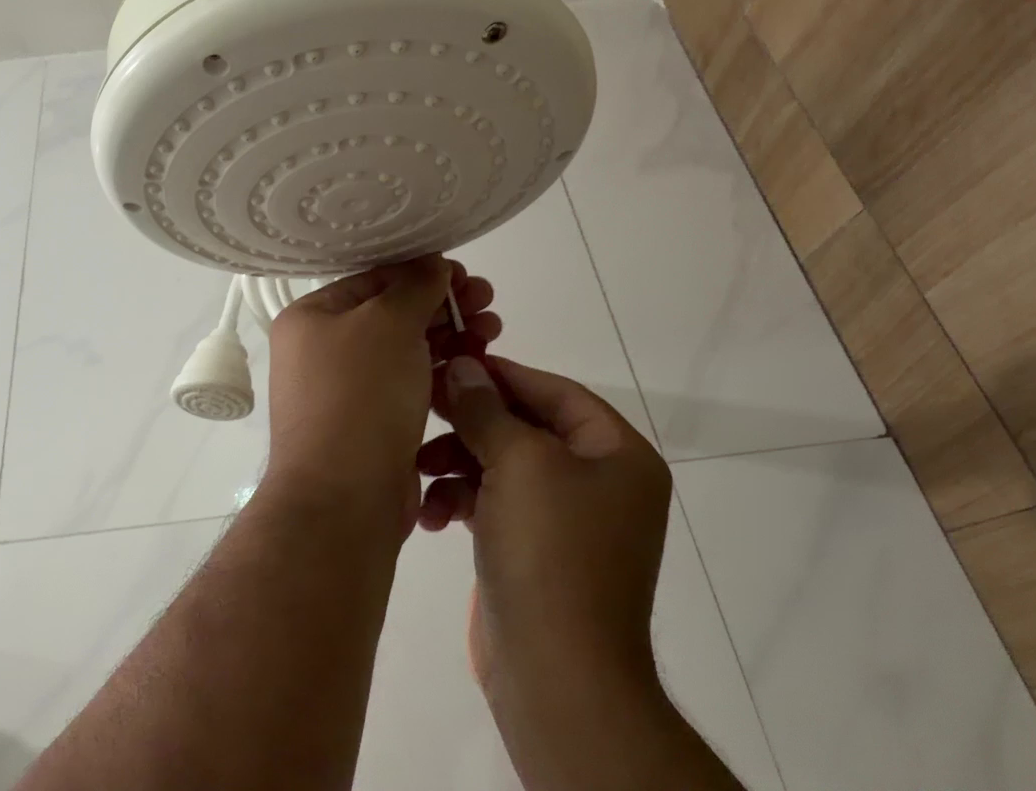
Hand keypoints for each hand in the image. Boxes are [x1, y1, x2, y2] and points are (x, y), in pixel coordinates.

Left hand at [265, 255, 498, 518]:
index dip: (421, 273)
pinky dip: (441, 375)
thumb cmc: (360, 397)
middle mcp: (322, 352)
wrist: (344, 500)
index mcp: (311, 318)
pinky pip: (410, 387)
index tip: (466, 277)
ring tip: (492, 332)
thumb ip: (414, 286)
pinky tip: (475, 368)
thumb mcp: (388, 324)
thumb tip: (430, 262)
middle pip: (392, 315)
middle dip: (443, 307)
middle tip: (488, 303)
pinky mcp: (372, 427)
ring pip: (405, 352)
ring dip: (450, 338)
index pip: (373, 280)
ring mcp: (346, 393)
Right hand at [418, 355, 671, 686]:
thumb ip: (488, 410)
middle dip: (472, 422)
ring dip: (458, 464)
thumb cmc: (551, 552)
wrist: (557, 672)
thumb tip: (462, 366)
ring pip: (504, 468)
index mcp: (618, 455)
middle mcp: (599, 483)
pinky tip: (429, 516)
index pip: (557, 393)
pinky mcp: (533, 553)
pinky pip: (495, 507)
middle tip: (421, 409)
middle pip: (527, 429)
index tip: (449, 363)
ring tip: (417, 470)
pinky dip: (462, 503)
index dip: (502, 374)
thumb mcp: (521, 464)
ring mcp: (566, 522)